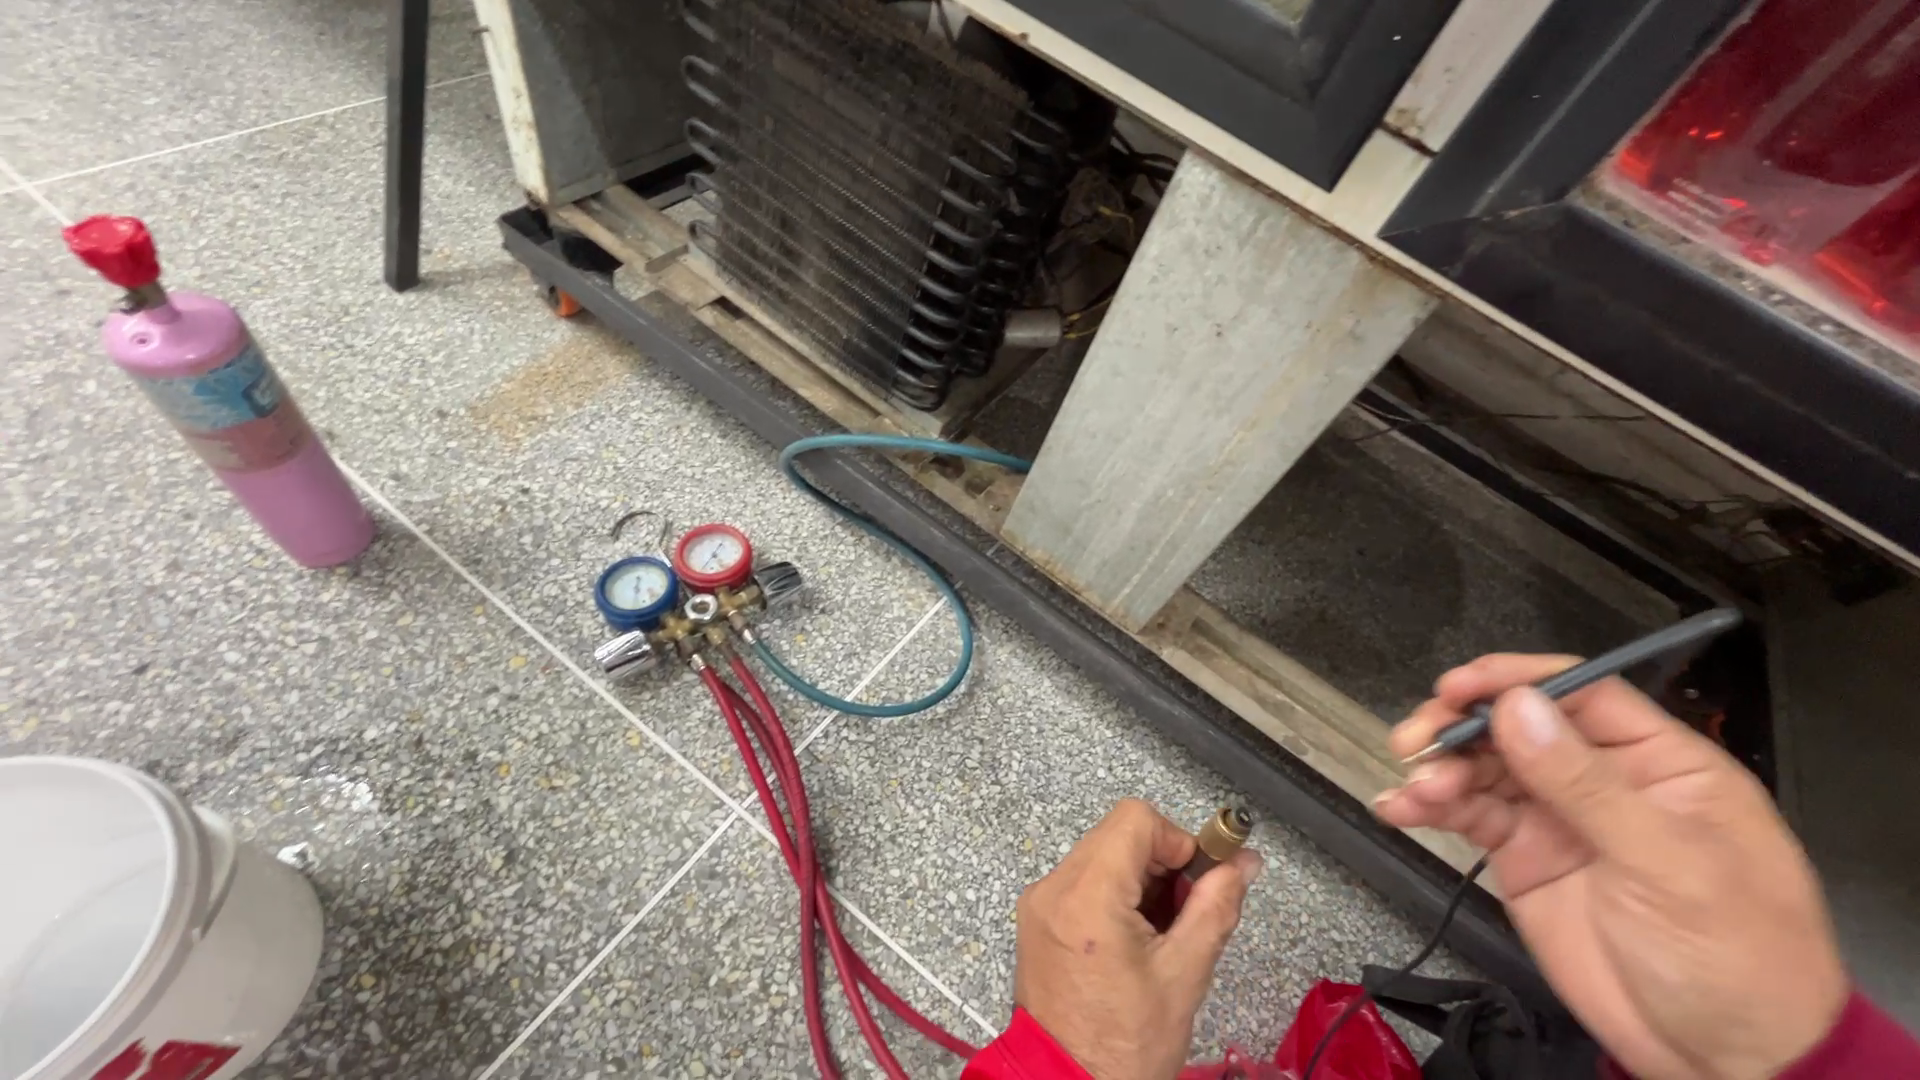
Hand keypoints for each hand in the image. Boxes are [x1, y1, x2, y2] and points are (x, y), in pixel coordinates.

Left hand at [1013, 799, 1263, 1079]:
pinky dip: (1113, 894)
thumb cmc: (1128, 1044)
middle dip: (1161, 863)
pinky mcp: (1036, 917)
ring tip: (1160, 935)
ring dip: (1139, 879)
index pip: (1135, 818)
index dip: (1176, 840)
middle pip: (1117, 834)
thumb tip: (1245, 861)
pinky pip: (1081, 880)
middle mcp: (1054, 885)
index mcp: (1087, 893)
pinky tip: (1132, 940)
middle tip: (1185, 914)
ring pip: (1101, 855)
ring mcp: (1039, 900)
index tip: (1197, 881)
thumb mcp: (1184, 975)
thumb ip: (1216, 906)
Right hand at [1373, 655, 1848, 1079]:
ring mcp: (1553, 814)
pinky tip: (1398, 808)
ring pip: (1479, 764)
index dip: (1513, 681)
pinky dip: (1423, 804)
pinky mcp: (1517, 851)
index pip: (1578, 694)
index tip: (1455, 689)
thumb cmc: (1730, 957)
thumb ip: (1585, 783)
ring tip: (1415, 792)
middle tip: (1415, 742)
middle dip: (1457, 726)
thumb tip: (1515, 705)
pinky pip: (1462, 811)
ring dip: (1437, 768)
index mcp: (1657, 765)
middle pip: (1512, 723)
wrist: (1717, 1061)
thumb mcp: (1668, 866)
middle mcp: (1598, 777)